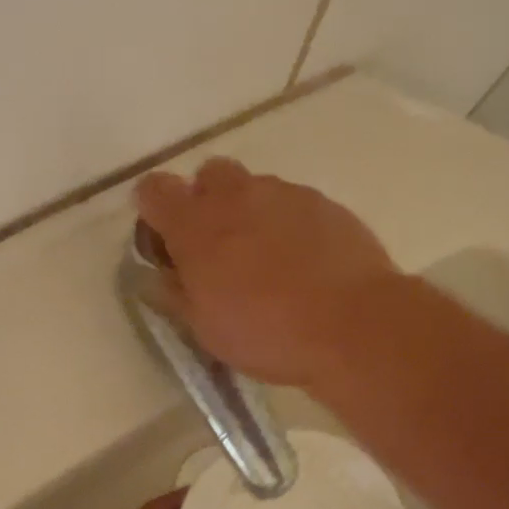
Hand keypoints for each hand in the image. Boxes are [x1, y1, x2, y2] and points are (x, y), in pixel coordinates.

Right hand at [134, 158, 399, 388]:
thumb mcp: (206, 328)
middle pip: (209, 175)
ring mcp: (286, 195)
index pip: (155, 190)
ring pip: (256, 189)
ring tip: (268, 261)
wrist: (354, 325)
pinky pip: (295, 205)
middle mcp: (237, 197)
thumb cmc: (267, 333)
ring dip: (252, 213)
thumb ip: (177, 293)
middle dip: (207, 201)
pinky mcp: (326, 204)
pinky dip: (290, 225)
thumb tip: (163, 276)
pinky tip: (305, 264)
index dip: (154, 209)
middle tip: (218, 246)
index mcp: (196, 226)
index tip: (164, 238)